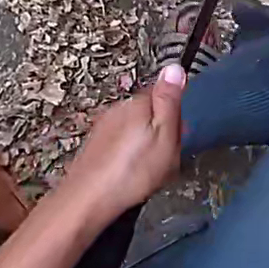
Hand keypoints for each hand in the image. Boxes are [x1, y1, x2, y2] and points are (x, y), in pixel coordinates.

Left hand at [50, 65, 185, 225]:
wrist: (90, 199)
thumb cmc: (129, 172)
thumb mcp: (165, 134)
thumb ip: (169, 100)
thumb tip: (175, 68)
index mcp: (137, 104)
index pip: (165, 94)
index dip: (176, 118)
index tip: (178, 135)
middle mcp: (118, 111)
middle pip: (151, 115)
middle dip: (162, 135)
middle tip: (165, 157)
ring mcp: (105, 129)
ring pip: (137, 133)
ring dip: (147, 149)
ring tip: (149, 172)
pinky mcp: (98, 147)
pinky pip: (124, 148)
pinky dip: (131, 160)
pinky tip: (133, 177)